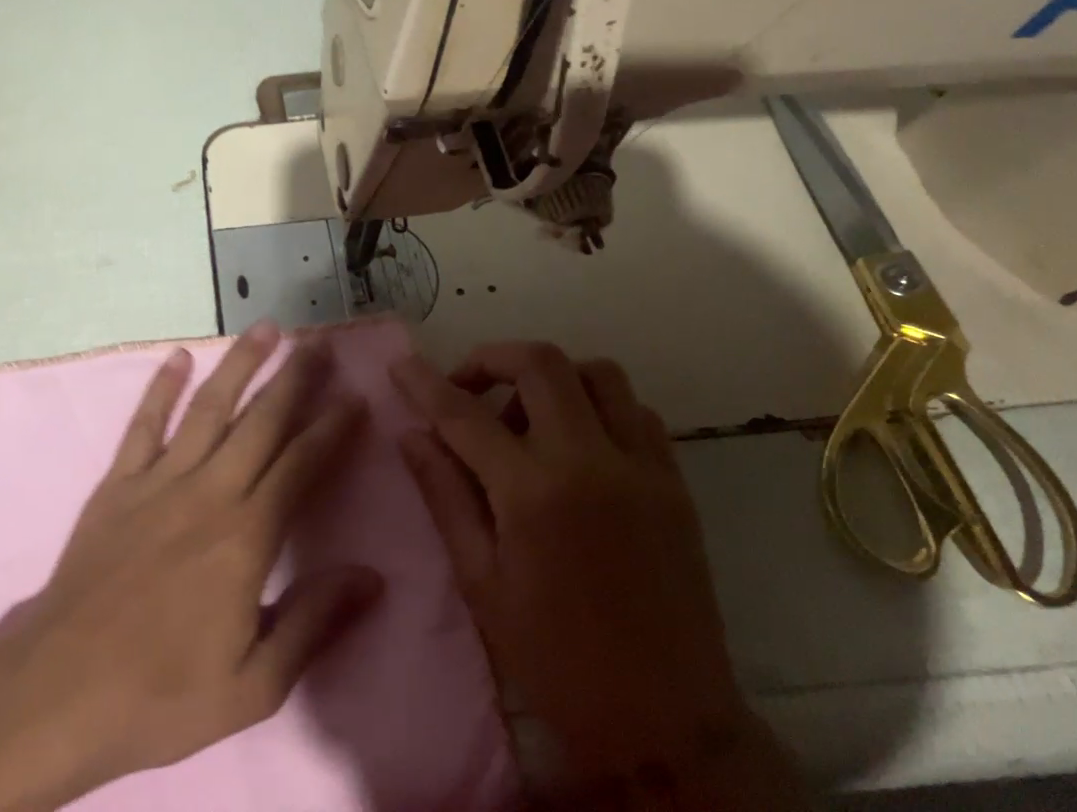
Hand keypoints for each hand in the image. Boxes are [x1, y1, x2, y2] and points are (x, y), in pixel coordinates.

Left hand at [0, 323, 382, 811]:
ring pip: (207, 410)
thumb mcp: (256, 683)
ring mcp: (155, 485)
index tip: (357, 399)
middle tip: (321, 344)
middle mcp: (206, 495)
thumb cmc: (163, 695)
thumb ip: (314, 621)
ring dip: (238, 366)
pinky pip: (142, 427)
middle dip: (294, 381)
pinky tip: (177, 358)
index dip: (333, 431)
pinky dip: (160, 390)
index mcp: (246, 538)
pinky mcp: (114, 488)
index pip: (302, 468)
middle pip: (260, 424)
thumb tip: (371, 576)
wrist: (59, 691)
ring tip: (266, 331)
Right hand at [389, 343, 744, 781]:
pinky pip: (636, 412)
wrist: (661, 716)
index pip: (464, 413)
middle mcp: (592, 461)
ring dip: (550, 379)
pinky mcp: (675, 484)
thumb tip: (412, 436)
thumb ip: (445, 495)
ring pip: (597, 374)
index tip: (401, 365)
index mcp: (532, 492)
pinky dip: (596, 407)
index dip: (425, 383)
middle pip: (541, 364)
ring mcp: (643, 468)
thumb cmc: (552, 656)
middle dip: (491, 360)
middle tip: (464, 391)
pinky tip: (574, 446)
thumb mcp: (479, 580)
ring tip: (522, 420)